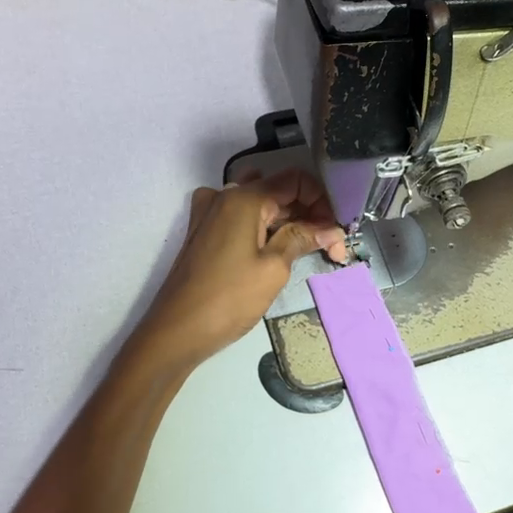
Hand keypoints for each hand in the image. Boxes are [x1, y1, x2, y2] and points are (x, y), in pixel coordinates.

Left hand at [127, 171, 347, 371]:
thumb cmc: (228, 299)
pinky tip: (277, 242)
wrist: (176, 331)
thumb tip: (330, 227)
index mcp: (244, 197)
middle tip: (331, 248)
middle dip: (309, 214)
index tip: (336, 231)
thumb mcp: (273, 268)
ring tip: (308, 247)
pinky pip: (241, 217)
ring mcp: (210, 213)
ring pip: (260, 204)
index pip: (295, 180)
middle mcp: (225, 196)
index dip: (322, 201)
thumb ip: (301, 238)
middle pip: (278, 191)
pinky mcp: (204, 232)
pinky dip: (264, 225)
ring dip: (288, 220)